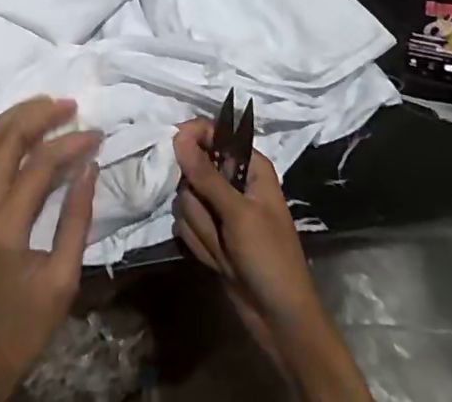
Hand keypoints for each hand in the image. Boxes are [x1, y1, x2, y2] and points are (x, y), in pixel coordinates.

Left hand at [0, 98, 100, 401]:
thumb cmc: (22, 327)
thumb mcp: (62, 280)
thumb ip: (76, 219)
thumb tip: (90, 166)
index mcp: (4, 226)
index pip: (40, 165)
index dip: (71, 144)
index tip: (98, 135)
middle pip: (2, 140)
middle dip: (36, 114)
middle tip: (69, 105)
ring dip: (13, 118)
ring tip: (45, 107)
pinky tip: (19, 132)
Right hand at [172, 119, 370, 401]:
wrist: (278, 317)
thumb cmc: (269, 256)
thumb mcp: (239, 213)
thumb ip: (206, 175)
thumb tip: (180, 137)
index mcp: (250, 166)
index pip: (215, 134)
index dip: (193, 136)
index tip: (173, 143)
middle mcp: (233, 182)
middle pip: (193, 169)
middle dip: (198, 199)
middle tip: (219, 220)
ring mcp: (220, 211)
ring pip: (187, 201)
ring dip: (202, 228)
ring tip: (225, 248)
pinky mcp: (210, 235)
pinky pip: (187, 227)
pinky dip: (200, 245)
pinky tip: (219, 261)